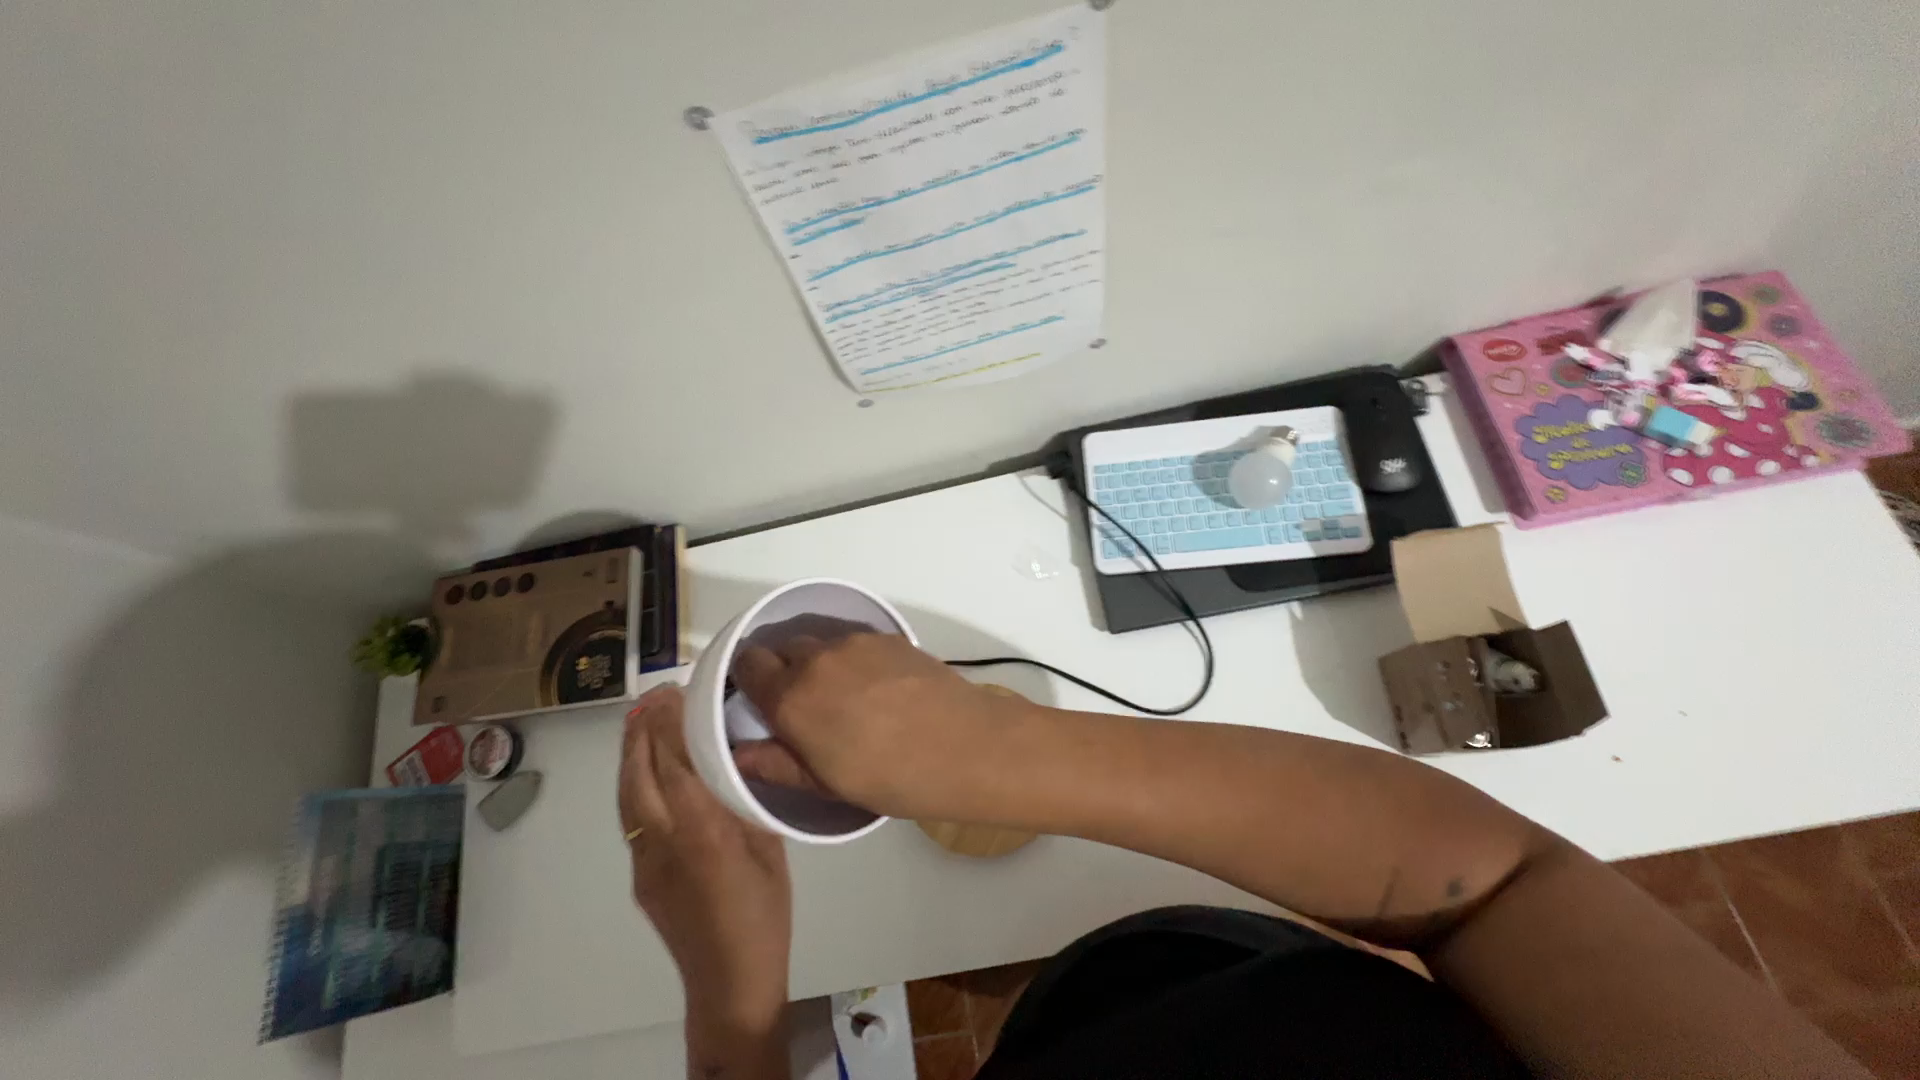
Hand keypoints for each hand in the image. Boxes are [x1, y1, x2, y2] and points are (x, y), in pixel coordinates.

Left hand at [619, 684, 790, 1033]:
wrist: (730, 981)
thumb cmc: (764, 915)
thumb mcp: (769, 852)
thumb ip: (746, 806)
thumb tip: (736, 763)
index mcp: (703, 834)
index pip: (676, 766)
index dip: (669, 725)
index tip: (672, 692)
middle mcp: (664, 842)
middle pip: (639, 776)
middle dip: (641, 732)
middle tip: (652, 696)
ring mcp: (644, 861)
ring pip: (627, 798)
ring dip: (631, 755)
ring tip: (640, 721)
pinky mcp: (639, 876)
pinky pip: (632, 818)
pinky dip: (635, 783)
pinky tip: (647, 770)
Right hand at [729, 631, 1021, 819]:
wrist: (965, 745)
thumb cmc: (892, 778)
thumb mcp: (827, 783)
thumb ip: (778, 763)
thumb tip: (739, 754)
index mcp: (791, 698)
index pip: (748, 664)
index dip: (751, 680)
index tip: (762, 701)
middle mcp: (817, 660)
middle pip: (784, 650)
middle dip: (786, 672)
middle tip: (808, 708)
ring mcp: (856, 643)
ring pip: (822, 645)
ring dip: (822, 664)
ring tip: (847, 700)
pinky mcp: (889, 638)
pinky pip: (855, 643)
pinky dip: (854, 659)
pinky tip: (878, 689)